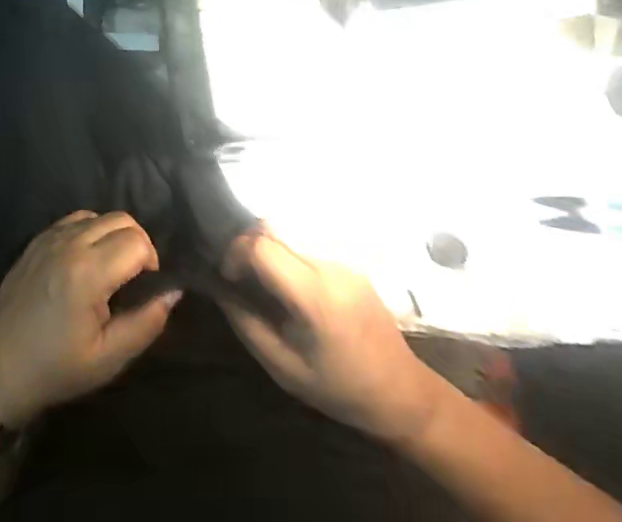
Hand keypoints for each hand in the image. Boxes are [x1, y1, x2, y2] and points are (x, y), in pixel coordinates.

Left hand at [0, 211, 180, 424]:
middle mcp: (69, 245)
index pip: (138, 242)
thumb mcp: (109, 357)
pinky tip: (87, 260)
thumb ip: (147, 322)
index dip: (152, 262)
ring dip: (114, 234)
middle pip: (122, 219)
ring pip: (99, 215)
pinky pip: (75, 220)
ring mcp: (49, 238)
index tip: (146, 288)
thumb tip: (173, 291)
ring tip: (112, 267)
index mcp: (87, 273)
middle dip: (138, 243)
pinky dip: (91, 230)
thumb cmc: (56, 368)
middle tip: (134, 277)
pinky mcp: (36, 241)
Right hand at [217, 228, 450, 446]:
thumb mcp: (284, 369)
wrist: (401, 392)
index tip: (229, 278)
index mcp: (314, 295)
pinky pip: (308, 245)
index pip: (263, 246)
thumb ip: (248, 325)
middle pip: (274, 230)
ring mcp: (343, 261)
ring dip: (268, 248)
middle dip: (248, 246)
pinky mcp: (350, 263)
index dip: (236, 253)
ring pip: (290, 233)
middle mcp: (330, 266)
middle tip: (240, 275)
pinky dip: (288, 254)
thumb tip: (220, 292)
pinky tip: (289, 285)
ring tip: (262, 280)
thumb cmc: (340, 388)